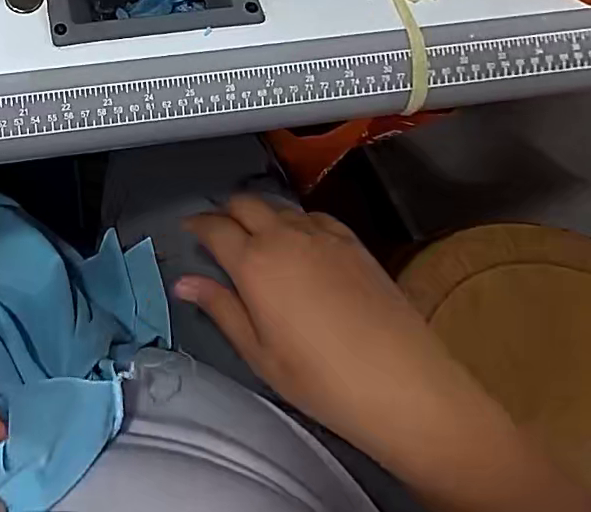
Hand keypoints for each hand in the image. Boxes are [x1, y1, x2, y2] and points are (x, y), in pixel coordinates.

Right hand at [179, 195, 590, 511]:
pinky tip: (302, 243)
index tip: (190, 230)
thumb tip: (184, 283)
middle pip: (243, 203)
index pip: (213, 226)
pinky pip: (313, 215)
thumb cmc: (322, 380)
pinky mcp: (352, 241)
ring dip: (260, 215)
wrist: (406, 386)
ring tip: (259, 239)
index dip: (196, 224)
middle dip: (226, 212)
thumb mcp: (259, 353)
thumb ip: (220, 308)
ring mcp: (321, 234)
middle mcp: (283, 236)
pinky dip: (297, 221)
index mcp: (253, 262)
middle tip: (220, 233)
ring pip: (278, 206)